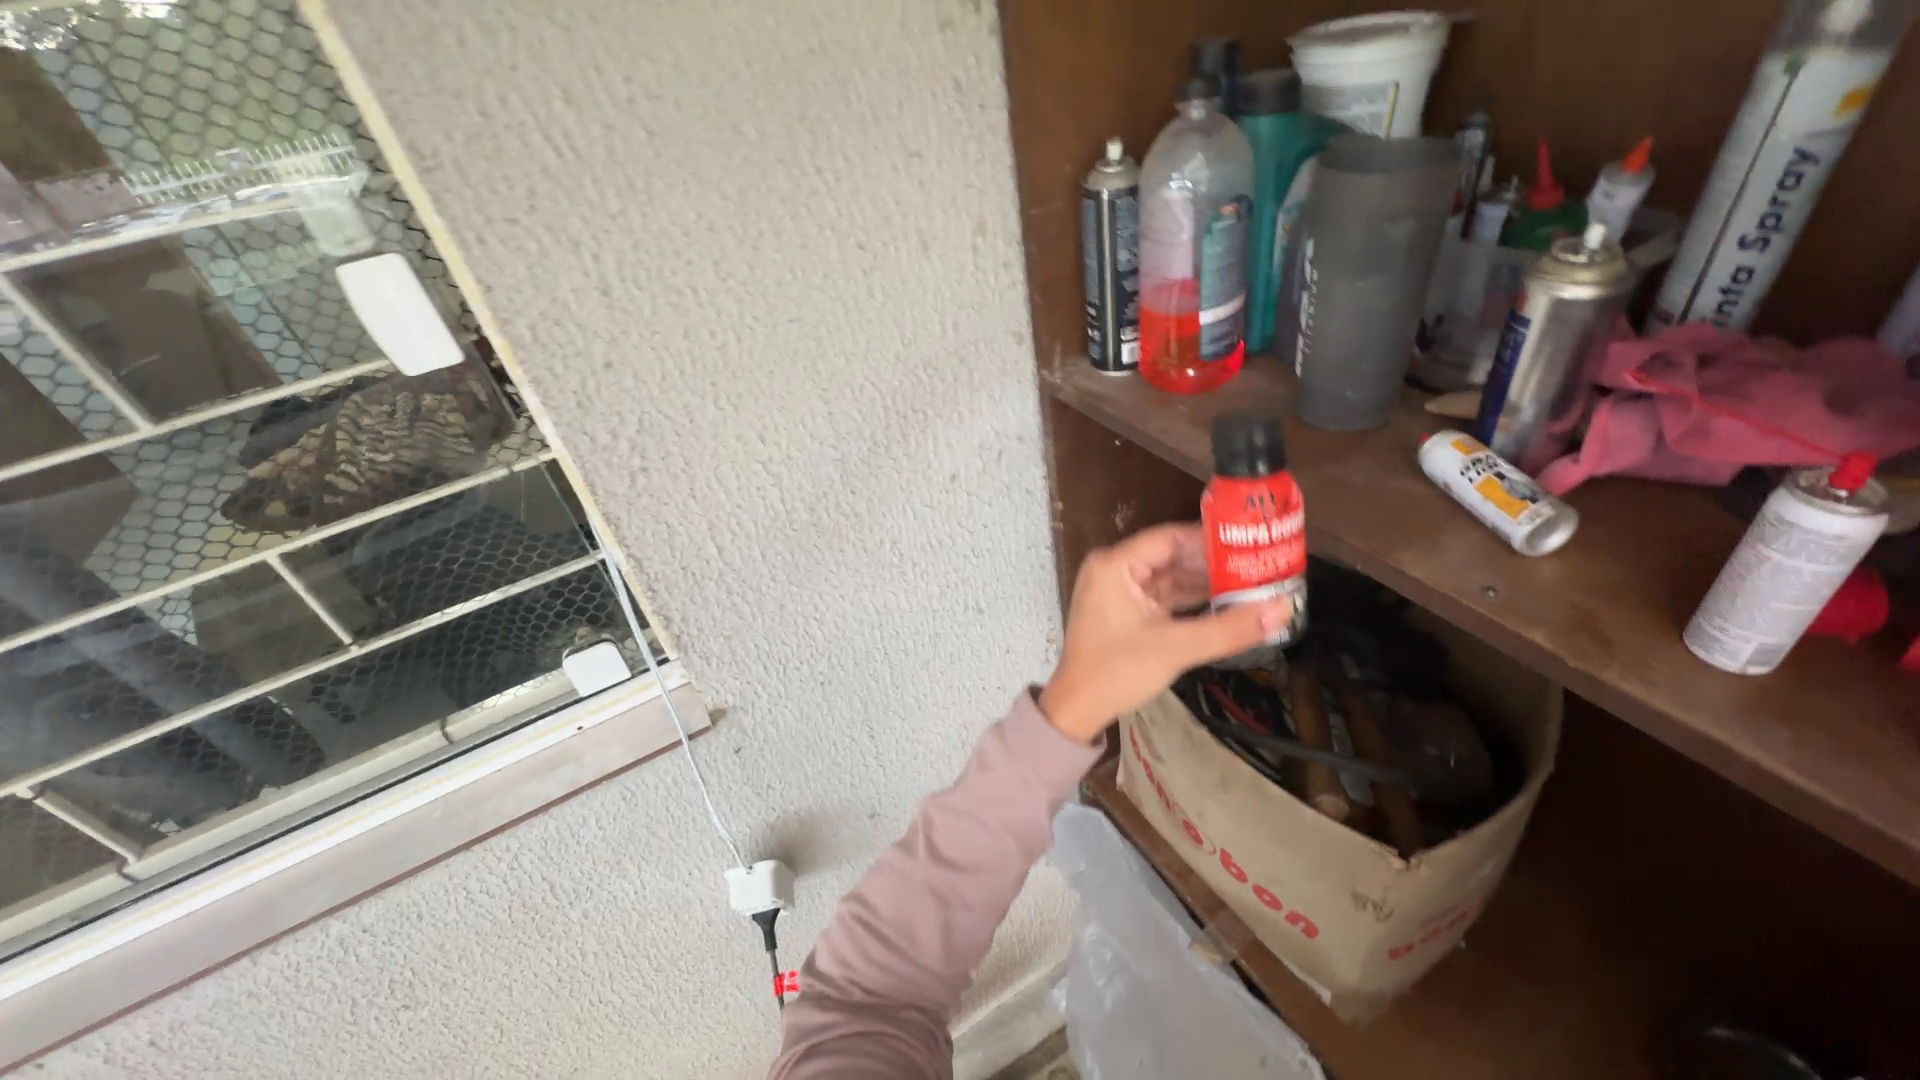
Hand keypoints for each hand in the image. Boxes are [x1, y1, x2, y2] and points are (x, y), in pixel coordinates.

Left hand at [1038, 523, 1292, 742]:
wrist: (1077, 710)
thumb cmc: (1115, 672)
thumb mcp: (1175, 648)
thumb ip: (1228, 629)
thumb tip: (1281, 610)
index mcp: (1115, 565)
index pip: (1170, 538)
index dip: (1210, 540)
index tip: (1249, 543)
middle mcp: (1114, 570)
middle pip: (1172, 556)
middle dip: (1214, 564)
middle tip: (1259, 564)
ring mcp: (1119, 592)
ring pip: (1171, 578)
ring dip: (1206, 583)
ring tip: (1252, 583)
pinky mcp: (1126, 613)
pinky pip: (1165, 597)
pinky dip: (1192, 601)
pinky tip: (1227, 604)